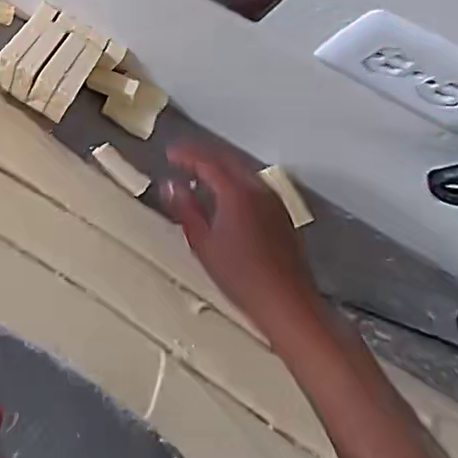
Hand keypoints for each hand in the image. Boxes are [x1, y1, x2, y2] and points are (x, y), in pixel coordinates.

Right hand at [161, 141, 320, 332]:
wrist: (287, 304)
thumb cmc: (243, 278)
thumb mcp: (202, 243)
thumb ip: (185, 208)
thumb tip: (172, 187)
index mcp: (236, 191)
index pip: (207, 160)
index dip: (186, 154)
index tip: (171, 153)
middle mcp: (257, 189)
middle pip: (227, 159)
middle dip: (203, 155)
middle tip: (184, 157)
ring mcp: (273, 201)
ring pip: (242, 170)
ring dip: (220, 167)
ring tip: (202, 175)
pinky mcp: (281, 214)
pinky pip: (254, 185)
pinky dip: (235, 181)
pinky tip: (227, 196)